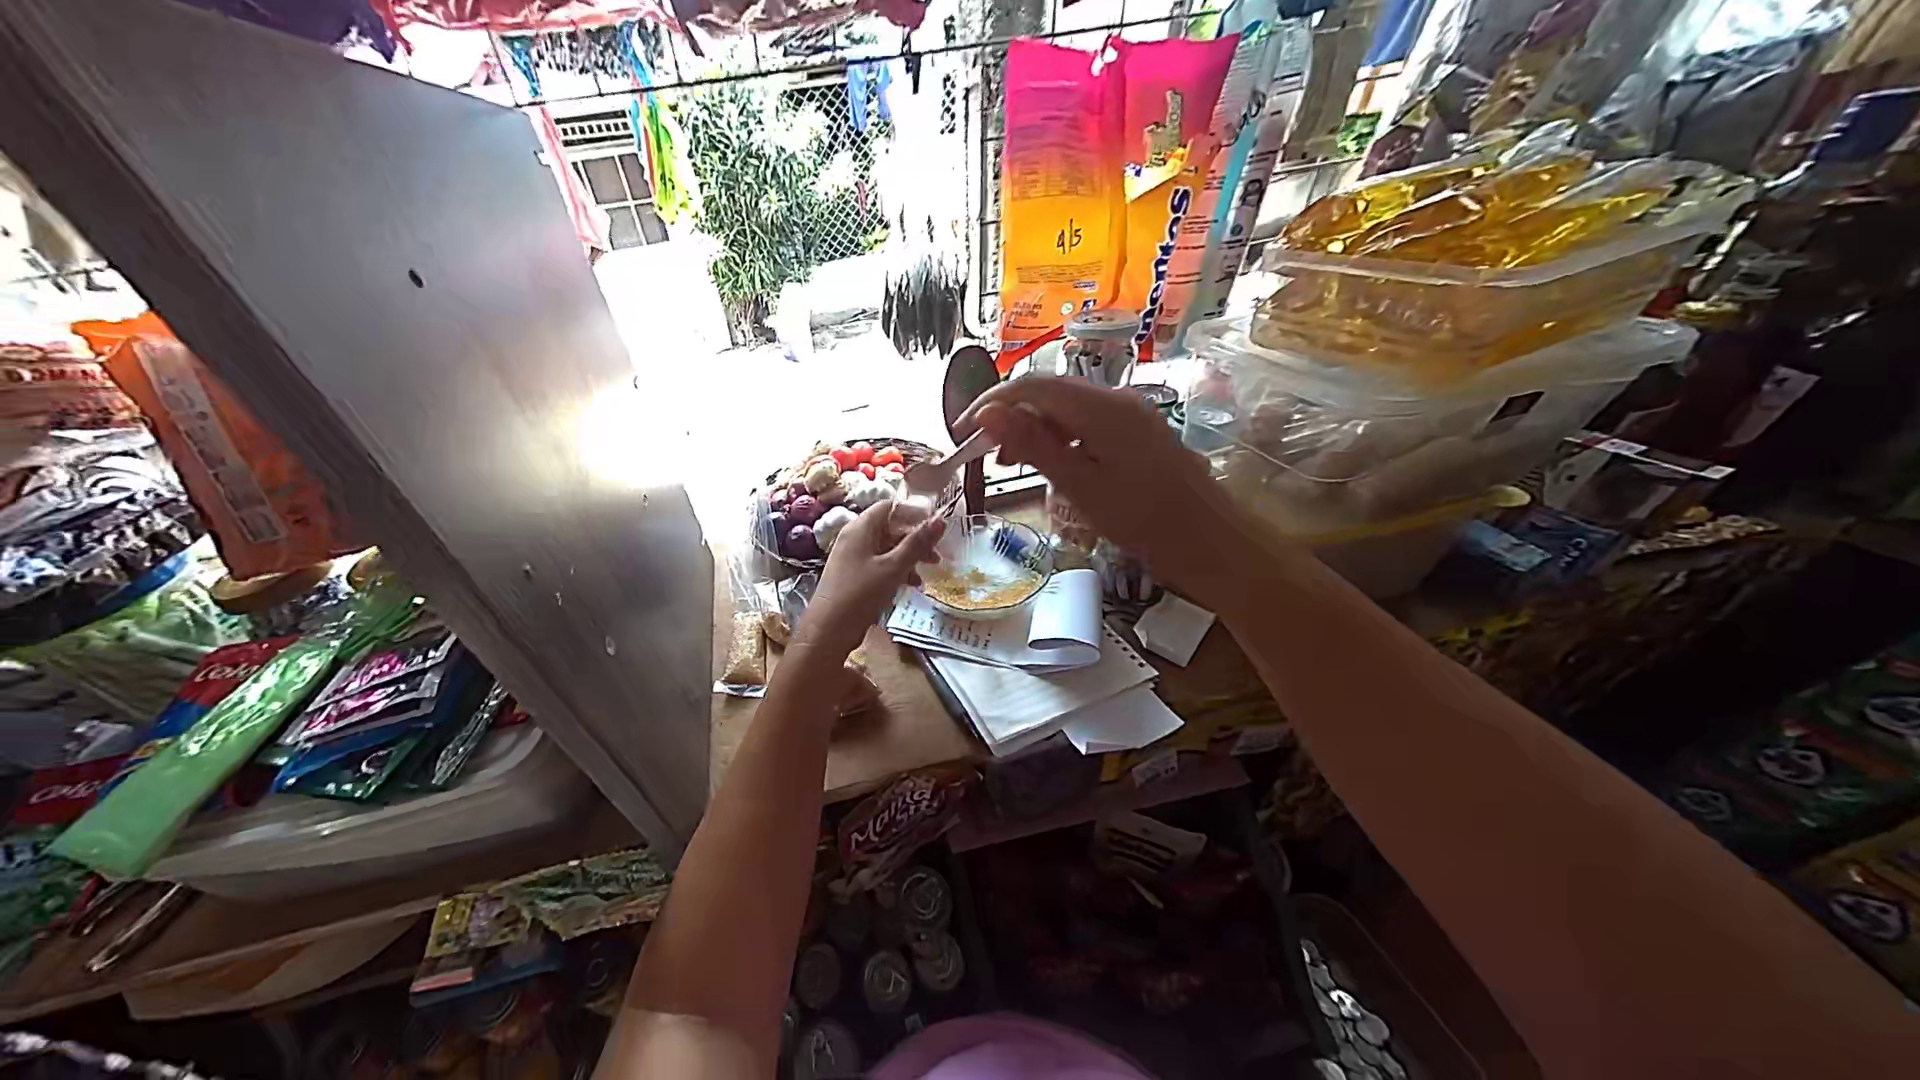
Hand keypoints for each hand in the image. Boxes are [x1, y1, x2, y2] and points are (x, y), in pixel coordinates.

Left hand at [794, 503, 945, 656]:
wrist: (827, 630)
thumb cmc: (860, 594)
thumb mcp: (893, 567)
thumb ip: (917, 543)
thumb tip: (940, 520)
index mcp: (861, 527)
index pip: (890, 507)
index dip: (914, 513)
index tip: (936, 527)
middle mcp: (855, 537)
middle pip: (890, 527)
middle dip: (915, 539)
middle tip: (937, 554)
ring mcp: (853, 557)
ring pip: (887, 548)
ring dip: (909, 557)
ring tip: (927, 572)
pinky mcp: (854, 576)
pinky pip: (880, 564)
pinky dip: (897, 570)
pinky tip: (911, 585)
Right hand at [957, 377, 1271, 607]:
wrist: (1210, 540)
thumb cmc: (1143, 519)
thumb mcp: (1079, 486)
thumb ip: (1034, 445)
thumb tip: (989, 413)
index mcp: (1101, 407)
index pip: (1033, 385)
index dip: (992, 401)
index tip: (963, 430)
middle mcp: (1116, 398)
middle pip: (1050, 391)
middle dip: (1012, 415)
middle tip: (985, 452)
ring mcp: (1130, 413)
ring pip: (1068, 407)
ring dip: (1035, 427)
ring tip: (1013, 462)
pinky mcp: (1137, 431)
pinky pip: (1088, 422)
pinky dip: (1061, 438)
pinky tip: (1053, 463)